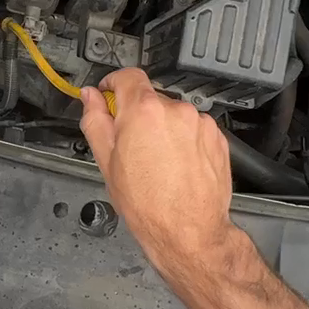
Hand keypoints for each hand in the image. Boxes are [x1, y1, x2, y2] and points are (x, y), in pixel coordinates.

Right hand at [79, 69, 239, 290]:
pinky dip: (183, 139)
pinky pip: (193, 128)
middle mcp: (175, 110)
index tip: (109, 93)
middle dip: (138, 114)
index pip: (127, 76)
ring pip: (172, 114)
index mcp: (143, 110)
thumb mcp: (105, 160)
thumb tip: (91, 97)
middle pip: (150, 98)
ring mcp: (200, 123)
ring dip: (162, 128)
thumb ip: (95, 119)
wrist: (189, 233)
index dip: (114, 83)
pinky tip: (176, 165)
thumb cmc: (147, 203)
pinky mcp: (218, 138)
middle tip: (130, 143)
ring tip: (157, 160)